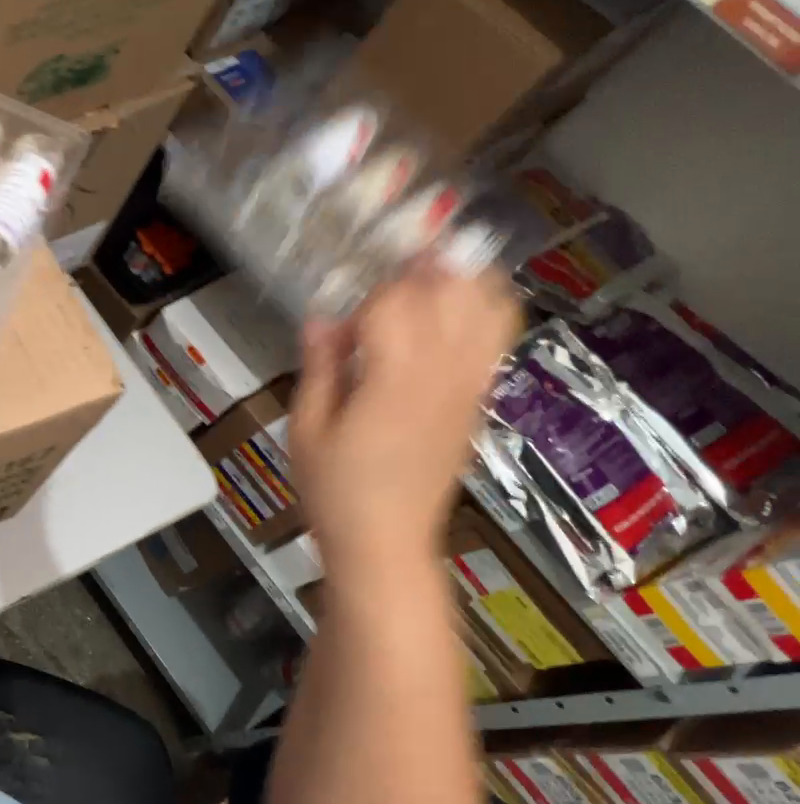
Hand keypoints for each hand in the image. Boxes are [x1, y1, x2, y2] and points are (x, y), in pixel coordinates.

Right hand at [288, 264, 520, 575]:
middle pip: (452, 289)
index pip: (394, 302)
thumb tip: (322, 317)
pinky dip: (484, 306)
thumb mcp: (306, 429)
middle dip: (421, 266)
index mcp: (394, 379)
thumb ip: (319, 367)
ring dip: (461, 277)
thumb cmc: (334, 489)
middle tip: (388, 264)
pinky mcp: (479, 396)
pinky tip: (452, 307)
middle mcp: (444, 371)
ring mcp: (471, 382)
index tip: (340, 308)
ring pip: (488, 303)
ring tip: (427, 274)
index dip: (366, 293)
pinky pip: (497, 335)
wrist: (386, 539)